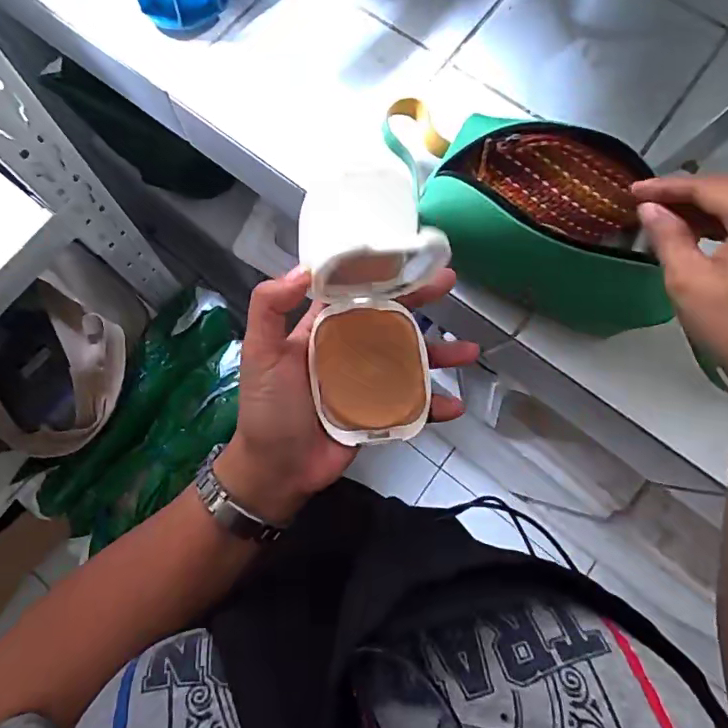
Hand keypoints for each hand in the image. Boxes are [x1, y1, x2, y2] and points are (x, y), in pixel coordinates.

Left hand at [214, 267, 478, 523]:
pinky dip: (434, 404)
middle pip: (390, 319)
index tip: (404, 258)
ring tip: (468, 351)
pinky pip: (412, 403)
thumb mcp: (260, 352)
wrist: (276, 469)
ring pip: (409, 359)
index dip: (379, 274)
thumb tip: (302, 269)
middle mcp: (348, 349)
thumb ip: (269, 307)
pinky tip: (453, 404)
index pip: (354, 292)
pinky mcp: (378, 412)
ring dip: (439, 353)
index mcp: (321, 329)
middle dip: (420, 301)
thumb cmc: (266, 408)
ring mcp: (366, 381)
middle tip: (448, 284)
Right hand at [629, 175, 727, 393]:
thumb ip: (668, 237)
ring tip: (671, 216)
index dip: (670, 187)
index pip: (714, 189)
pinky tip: (706, 230)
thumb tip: (649, 207)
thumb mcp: (689, 281)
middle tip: (649, 202)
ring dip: (712, 207)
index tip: (634, 191)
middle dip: (691, 194)